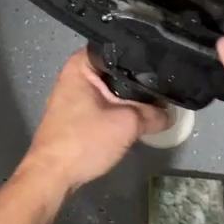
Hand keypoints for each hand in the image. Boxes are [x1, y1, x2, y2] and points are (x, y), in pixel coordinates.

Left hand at [18, 49, 168, 193]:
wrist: (52, 176)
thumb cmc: (84, 140)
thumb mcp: (127, 124)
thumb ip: (153, 113)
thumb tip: (170, 112)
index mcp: (81, 64)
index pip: (118, 48)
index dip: (143, 56)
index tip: (165, 64)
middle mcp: (75, 74)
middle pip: (117, 71)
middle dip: (139, 80)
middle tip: (167, 85)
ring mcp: (74, 95)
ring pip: (112, 91)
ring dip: (130, 99)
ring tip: (157, 102)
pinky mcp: (76, 115)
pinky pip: (105, 106)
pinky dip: (119, 111)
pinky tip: (137, 118)